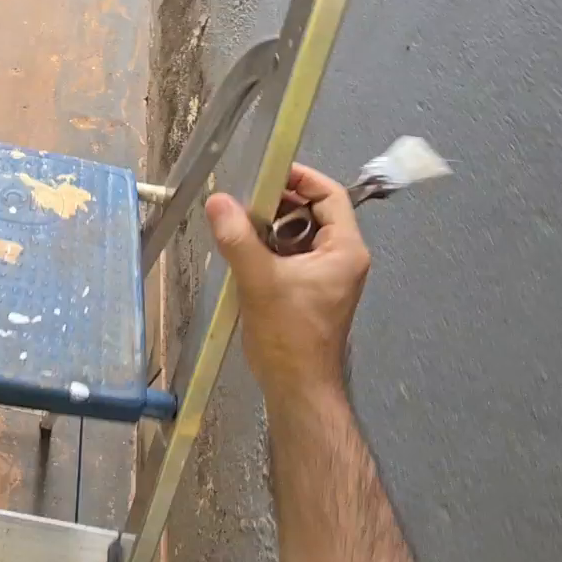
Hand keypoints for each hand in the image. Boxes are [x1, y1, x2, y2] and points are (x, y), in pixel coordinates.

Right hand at [205, 163, 370, 405]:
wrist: (296, 390)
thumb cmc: (289, 335)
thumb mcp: (260, 281)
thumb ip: (238, 238)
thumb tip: (216, 200)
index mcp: (345, 250)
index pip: (330, 195)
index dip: (300, 178)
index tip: (265, 172)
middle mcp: (342, 257)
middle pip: (313, 211)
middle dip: (278, 201)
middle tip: (243, 199)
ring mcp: (326, 274)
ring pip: (298, 232)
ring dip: (269, 224)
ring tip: (237, 222)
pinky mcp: (308, 289)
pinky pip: (289, 253)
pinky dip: (267, 245)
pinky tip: (241, 249)